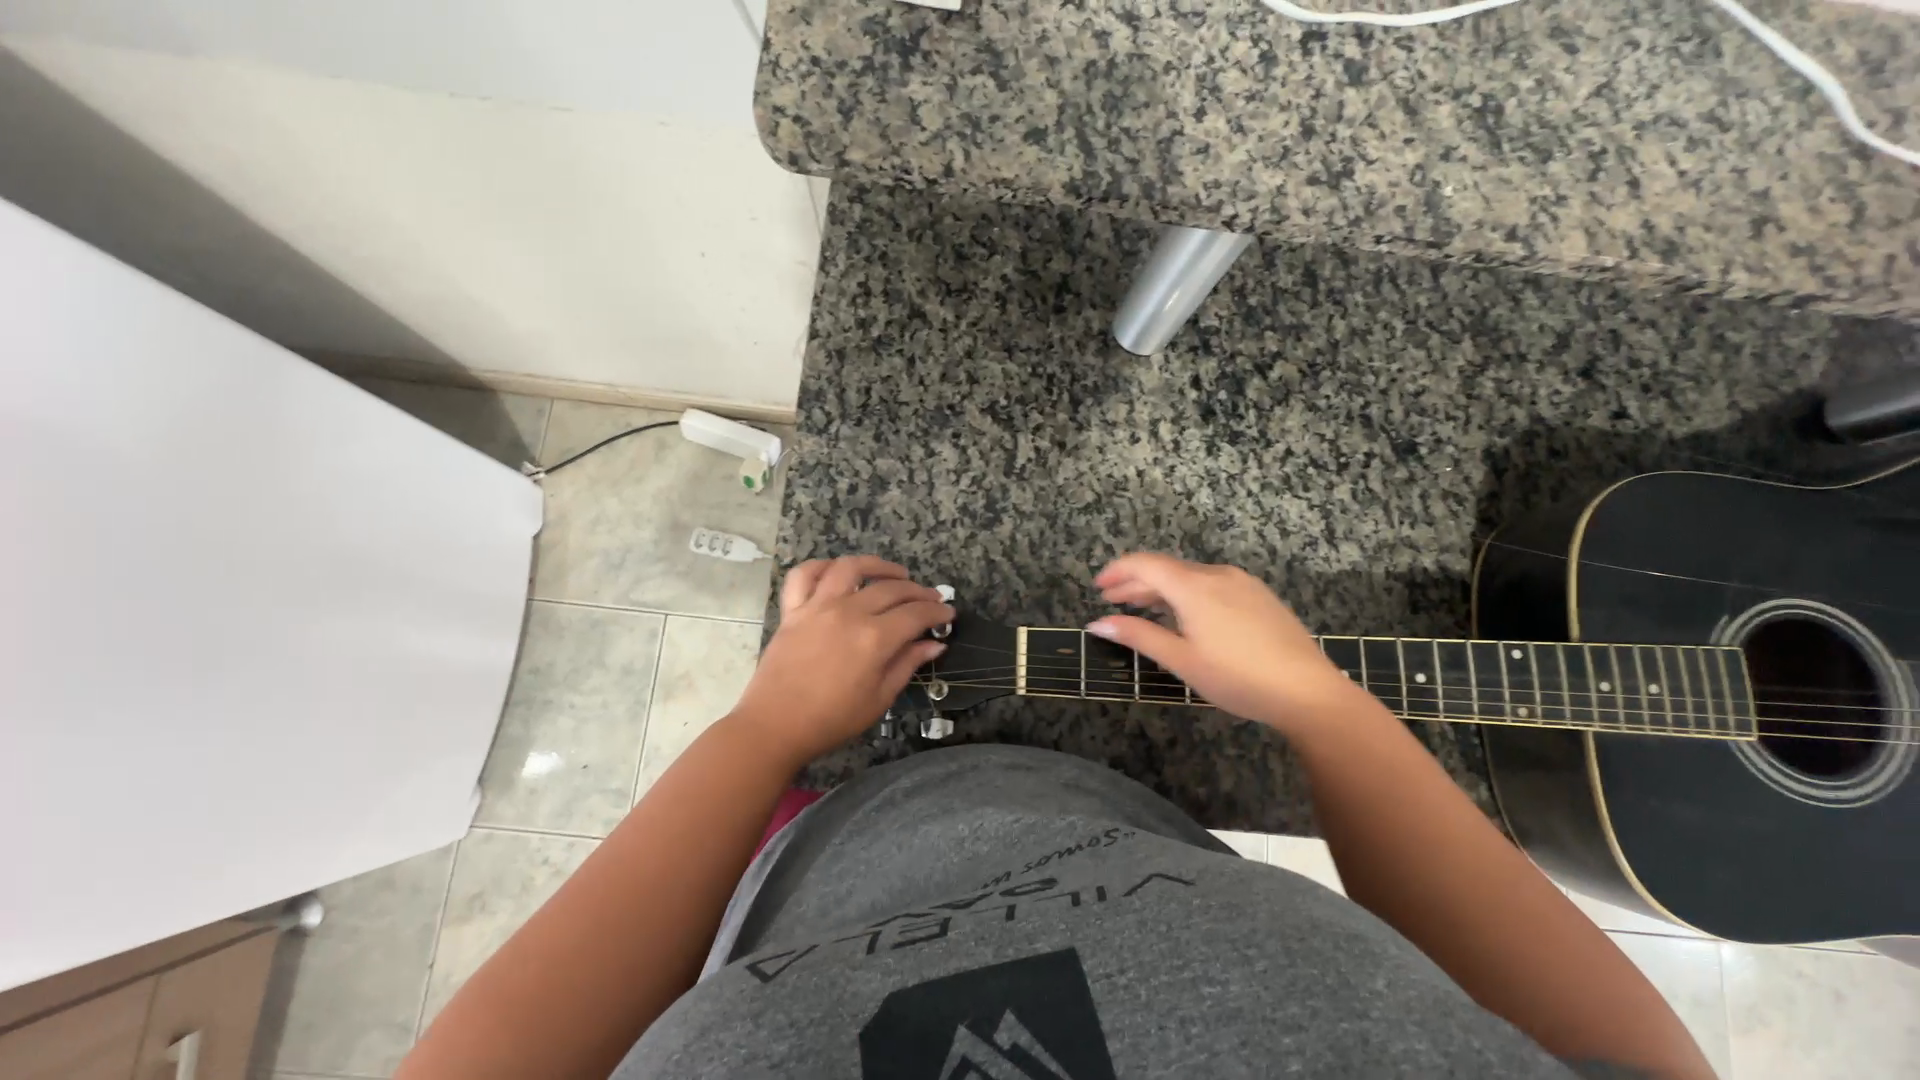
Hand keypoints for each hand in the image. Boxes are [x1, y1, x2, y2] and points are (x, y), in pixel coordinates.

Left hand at [730, 555, 953, 762]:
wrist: (775, 726)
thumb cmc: (832, 720)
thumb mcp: (879, 698)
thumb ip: (907, 665)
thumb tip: (935, 644)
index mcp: (874, 639)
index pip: (916, 614)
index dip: (936, 611)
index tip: (948, 613)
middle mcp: (848, 613)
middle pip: (890, 589)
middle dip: (917, 591)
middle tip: (930, 598)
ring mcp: (817, 607)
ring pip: (851, 568)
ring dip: (877, 565)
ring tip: (894, 574)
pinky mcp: (792, 610)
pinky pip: (805, 575)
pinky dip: (822, 566)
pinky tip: (838, 572)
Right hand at [1086, 553, 1373, 736]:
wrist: (1308, 690)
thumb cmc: (1237, 678)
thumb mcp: (1182, 660)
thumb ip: (1139, 636)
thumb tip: (1098, 623)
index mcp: (1193, 586)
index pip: (1145, 564)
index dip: (1117, 571)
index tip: (1098, 586)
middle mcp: (1217, 575)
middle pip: (1167, 569)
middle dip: (1136, 582)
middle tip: (1112, 600)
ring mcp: (1243, 583)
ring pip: (1191, 576)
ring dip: (1163, 589)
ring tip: (1144, 609)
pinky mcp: (1260, 596)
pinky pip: (1213, 584)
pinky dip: (1188, 593)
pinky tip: (1186, 615)